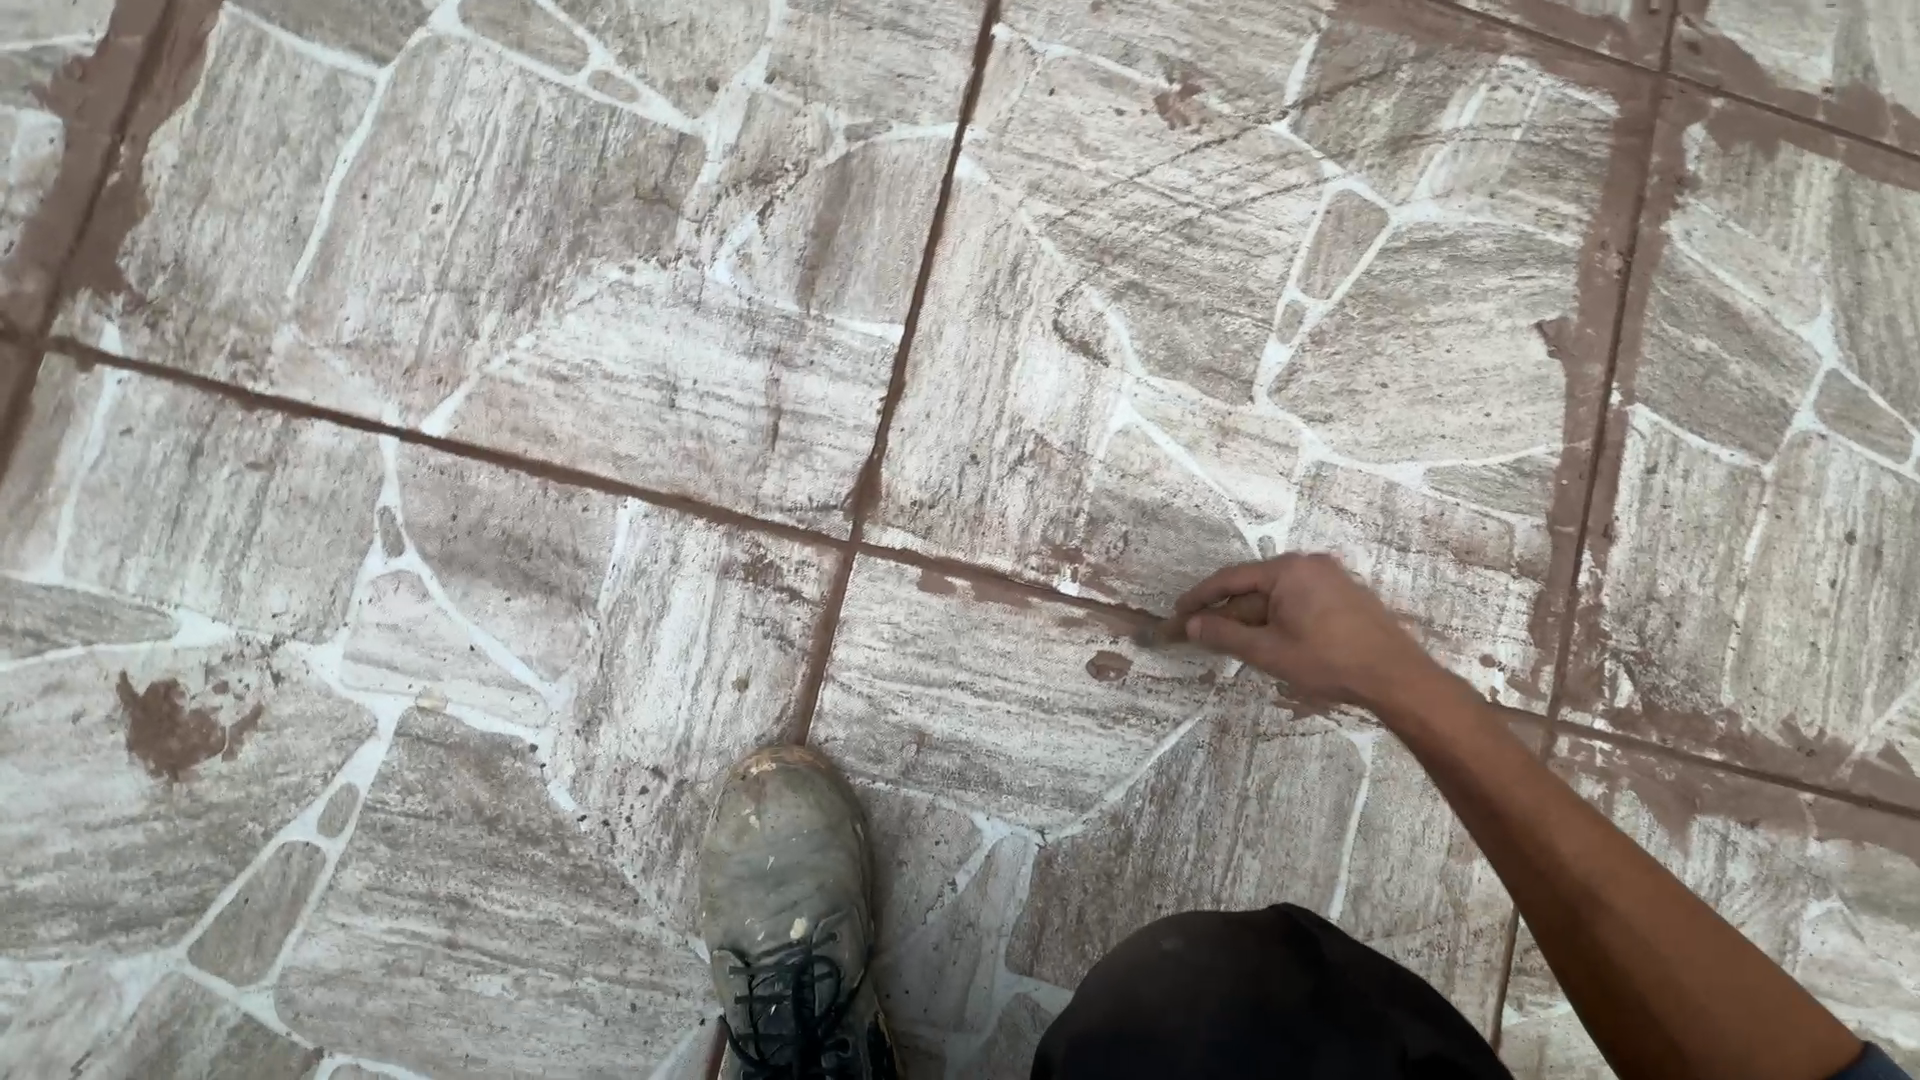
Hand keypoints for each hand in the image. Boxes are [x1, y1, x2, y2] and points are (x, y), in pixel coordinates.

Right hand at [1173, 553, 1454, 715]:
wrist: (1398, 678)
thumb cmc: (1328, 661)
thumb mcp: (1268, 651)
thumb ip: (1224, 634)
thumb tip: (1191, 625)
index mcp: (1288, 570)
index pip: (1230, 579)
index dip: (1199, 597)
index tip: (1177, 612)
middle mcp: (1309, 565)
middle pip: (1253, 587)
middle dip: (1224, 612)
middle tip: (1198, 632)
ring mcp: (1331, 579)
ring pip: (1275, 597)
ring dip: (1249, 618)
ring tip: (1228, 641)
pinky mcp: (1345, 596)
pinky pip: (1297, 601)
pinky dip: (1275, 618)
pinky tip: (1267, 640)